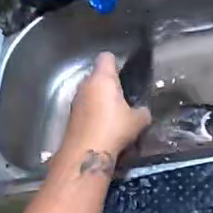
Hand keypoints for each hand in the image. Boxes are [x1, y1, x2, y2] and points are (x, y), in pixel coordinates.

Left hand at [59, 53, 151, 168]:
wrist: (86, 154)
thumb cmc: (114, 129)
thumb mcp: (139, 121)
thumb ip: (143, 111)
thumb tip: (143, 111)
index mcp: (102, 78)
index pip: (107, 57)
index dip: (117, 64)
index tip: (125, 76)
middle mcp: (85, 84)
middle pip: (97, 75)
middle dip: (108, 83)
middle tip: (122, 97)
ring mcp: (75, 100)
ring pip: (89, 91)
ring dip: (99, 98)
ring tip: (113, 114)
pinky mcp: (70, 115)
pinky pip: (84, 106)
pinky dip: (92, 112)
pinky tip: (102, 126)